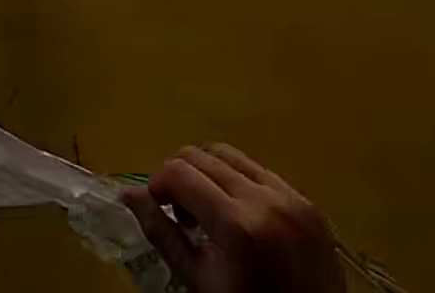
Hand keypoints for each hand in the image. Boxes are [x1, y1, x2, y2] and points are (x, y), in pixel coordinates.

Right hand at [120, 144, 344, 292]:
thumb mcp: (198, 282)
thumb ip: (161, 232)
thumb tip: (128, 194)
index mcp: (236, 226)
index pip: (179, 172)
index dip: (159, 184)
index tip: (158, 207)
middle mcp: (264, 201)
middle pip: (200, 156)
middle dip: (180, 177)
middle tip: (182, 214)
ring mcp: (290, 197)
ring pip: (228, 154)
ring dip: (207, 173)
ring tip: (209, 210)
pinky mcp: (306, 201)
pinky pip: (259, 169)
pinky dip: (237, 181)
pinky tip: (239, 214)